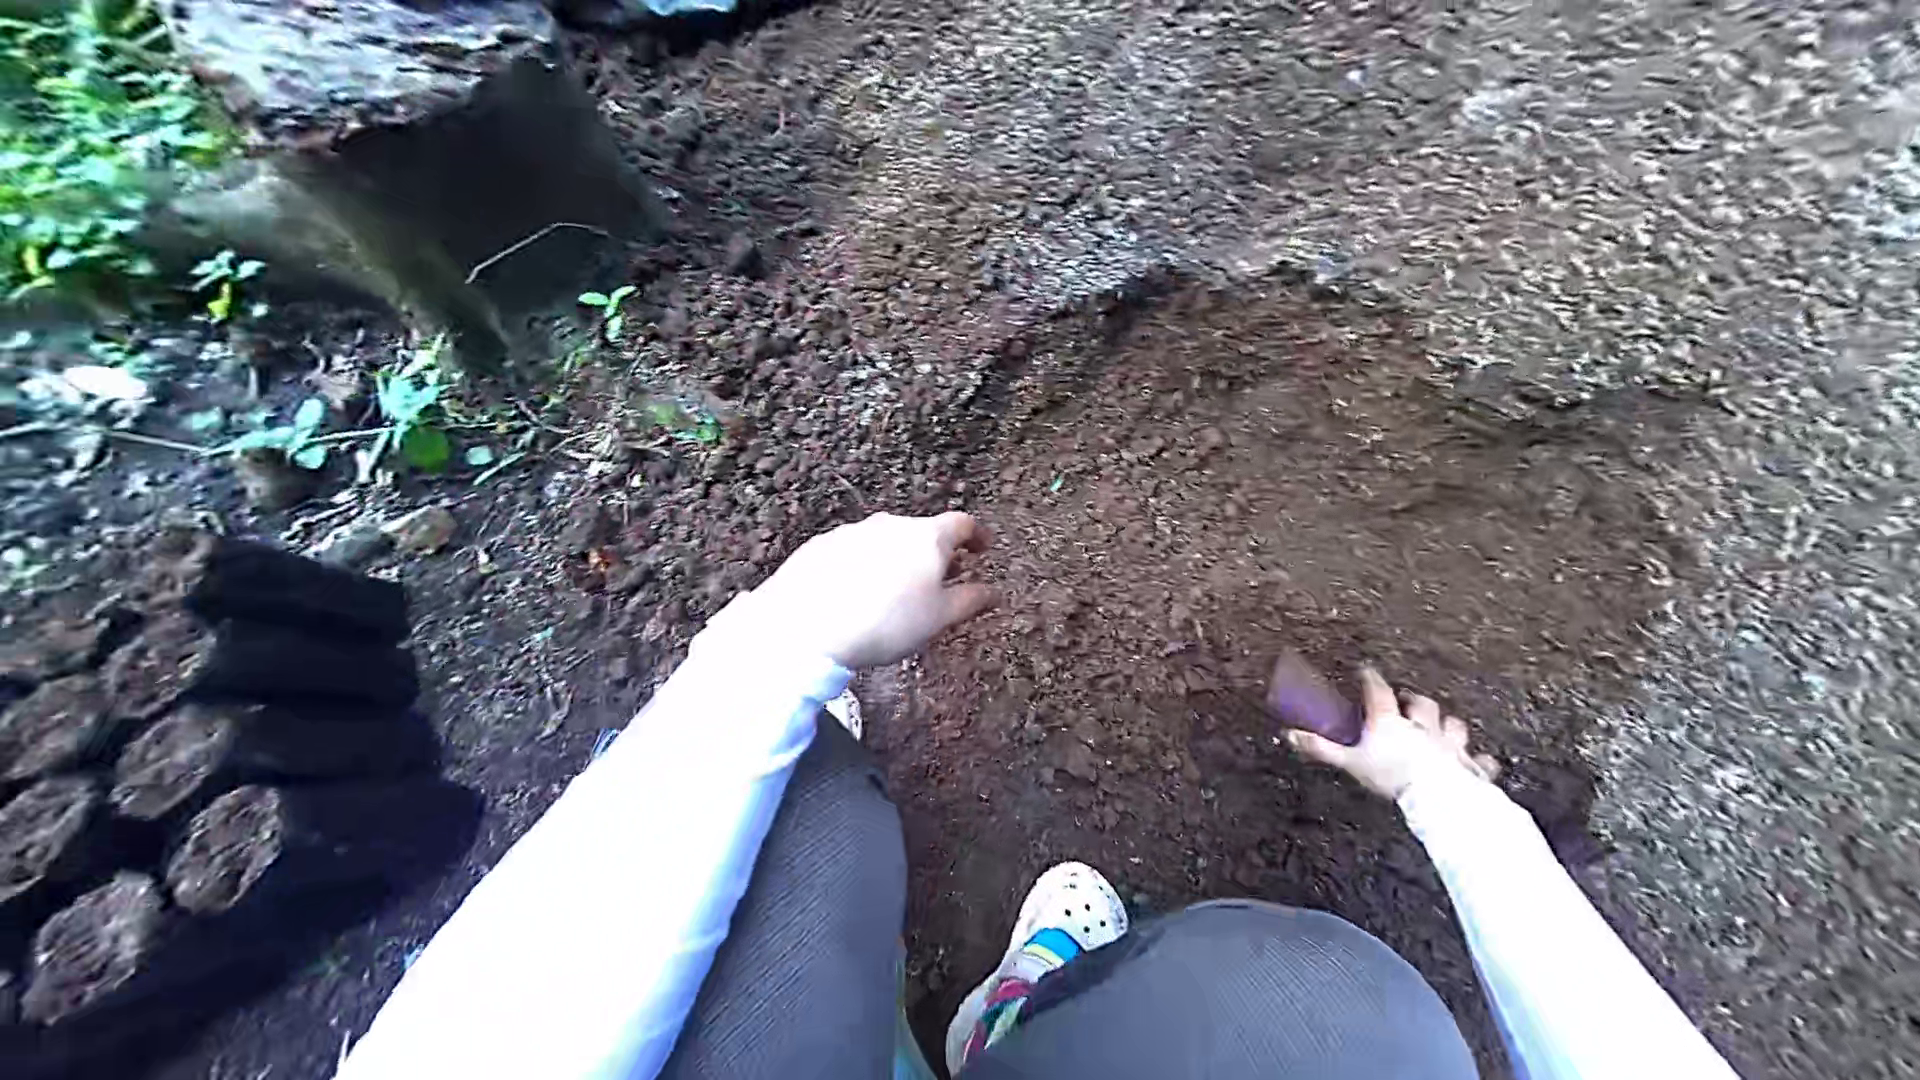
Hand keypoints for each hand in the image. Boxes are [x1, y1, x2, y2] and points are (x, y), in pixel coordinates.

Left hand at [751, 511, 996, 668]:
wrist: (807, 625)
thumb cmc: (884, 622)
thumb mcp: (939, 617)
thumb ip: (970, 600)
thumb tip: (993, 592)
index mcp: (927, 537)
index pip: (962, 524)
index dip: (977, 535)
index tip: (982, 547)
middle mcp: (890, 525)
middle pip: (923, 532)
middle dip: (938, 553)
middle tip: (945, 576)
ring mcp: (853, 532)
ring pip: (887, 541)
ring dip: (900, 559)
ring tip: (900, 589)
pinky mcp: (822, 546)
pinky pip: (854, 551)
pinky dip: (866, 565)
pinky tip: (860, 592)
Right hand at [1285, 667, 1499, 799]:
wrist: (1439, 798)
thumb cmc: (1393, 776)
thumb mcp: (1349, 762)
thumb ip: (1320, 747)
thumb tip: (1290, 735)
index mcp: (1390, 723)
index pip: (1378, 692)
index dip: (1371, 678)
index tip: (1367, 670)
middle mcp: (1421, 728)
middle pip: (1422, 705)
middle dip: (1416, 700)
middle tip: (1410, 699)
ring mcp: (1449, 746)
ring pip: (1454, 726)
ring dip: (1449, 723)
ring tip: (1445, 723)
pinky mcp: (1470, 767)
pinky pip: (1480, 761)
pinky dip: (1480, 761)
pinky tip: (1481, 761)